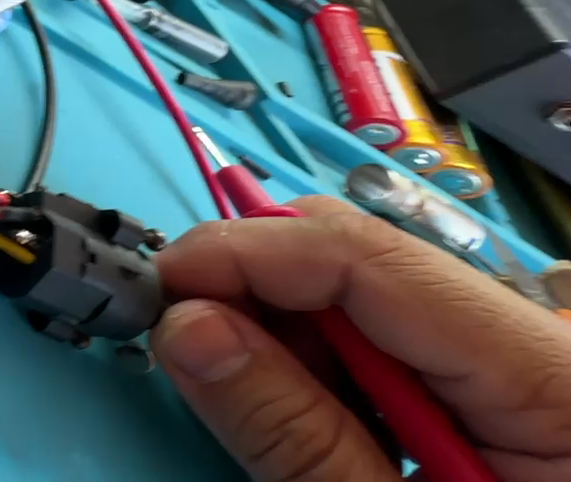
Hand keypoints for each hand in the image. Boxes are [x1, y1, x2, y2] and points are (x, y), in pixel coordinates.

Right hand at [152, 197, 570, 480]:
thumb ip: (292, 434)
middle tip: (198, 349)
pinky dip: (314, 361)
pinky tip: (317, 419)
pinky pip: (373, 332)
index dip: (240, 253)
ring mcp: (525, 364)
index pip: (360, 255)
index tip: (158, 288)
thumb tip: (182, 326)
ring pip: (349, 287)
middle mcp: (546, 348)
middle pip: (353, 255)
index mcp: (560, 381)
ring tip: (272, 411)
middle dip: (252, 287)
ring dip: (277, 329)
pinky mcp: (498, 387)